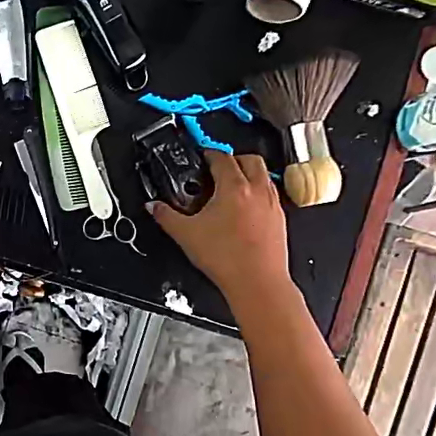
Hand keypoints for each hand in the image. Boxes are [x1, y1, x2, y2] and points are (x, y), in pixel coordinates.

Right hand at [149, 152, 293, 301]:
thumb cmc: (228, 259)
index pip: (222, 158)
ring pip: (264, 176)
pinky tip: (245, 210)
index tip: (203, 157)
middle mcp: (257, 191)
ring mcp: (272, 205)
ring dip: (249, 174)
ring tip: (232, 186)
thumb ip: (166, 216)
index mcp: (234, 187)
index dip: (210, 154)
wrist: (257, 282)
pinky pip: (271, 196)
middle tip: (219, 167)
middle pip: (250, 159)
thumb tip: (155, 207)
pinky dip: (258, 194)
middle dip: (234, 159)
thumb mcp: (185, 234)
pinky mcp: (280, 220)